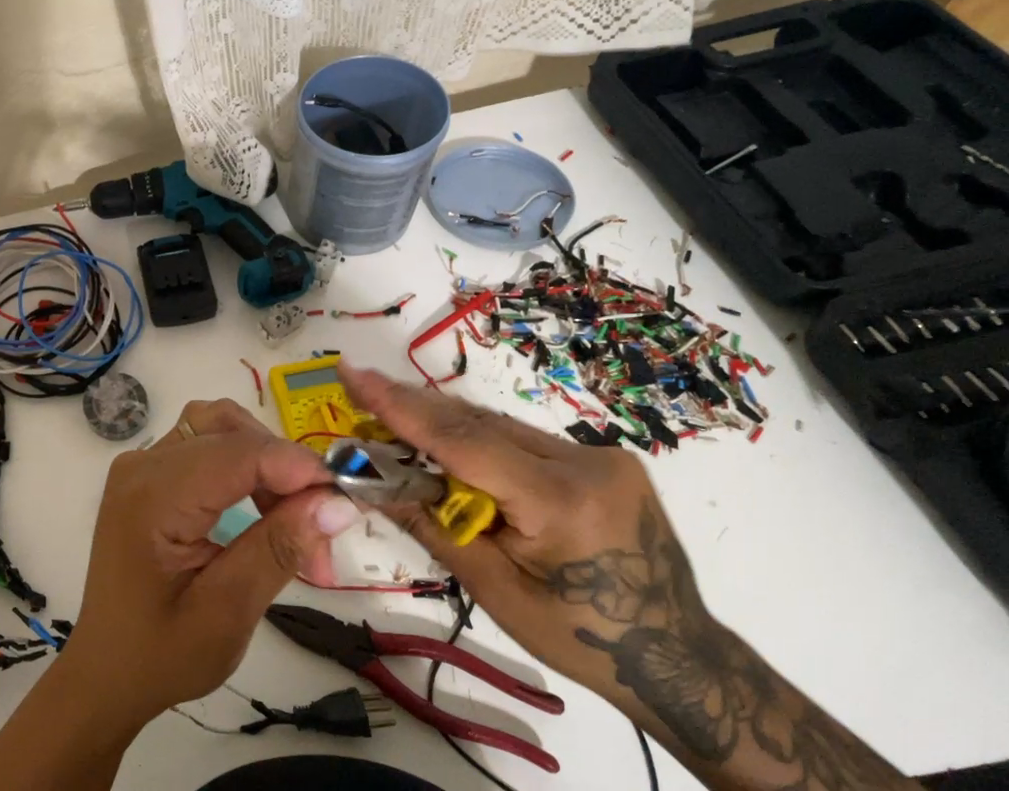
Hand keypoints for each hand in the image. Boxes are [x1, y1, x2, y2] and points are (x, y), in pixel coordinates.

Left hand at [58, 399, 363, 727]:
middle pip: (230, 431)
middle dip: (285, 470)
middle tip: (320, 533)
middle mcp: (142, 466)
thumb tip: (335, 503)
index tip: (347, 504)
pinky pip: (207, 449)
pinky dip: (246, 470)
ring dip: (269, 466)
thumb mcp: (227, 612)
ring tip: (298, 527)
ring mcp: (142, 467)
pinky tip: (267, 514)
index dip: (298, 466)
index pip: (238, 452)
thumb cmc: (161, 652)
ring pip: (221, 431)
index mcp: (152, 497)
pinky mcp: (150, 477)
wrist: (107, 669)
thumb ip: (277, 549)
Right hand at [337, 364, 706, 693]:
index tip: (354, 374)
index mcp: (561, 500)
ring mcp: (602, 457)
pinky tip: (446, 448)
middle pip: (479, 425)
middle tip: (359, 388)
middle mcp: (587, 462)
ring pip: (500, 428)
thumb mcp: (494, 589)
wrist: (678, 658)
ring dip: (444, 426)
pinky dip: (479, 442)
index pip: (464, 442)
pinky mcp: (604, 462)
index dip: (401, 407)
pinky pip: (523, 441)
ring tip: (388, 416)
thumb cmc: (578, 637)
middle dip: (413, 409)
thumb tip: (370, 482)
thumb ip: (433, 525)